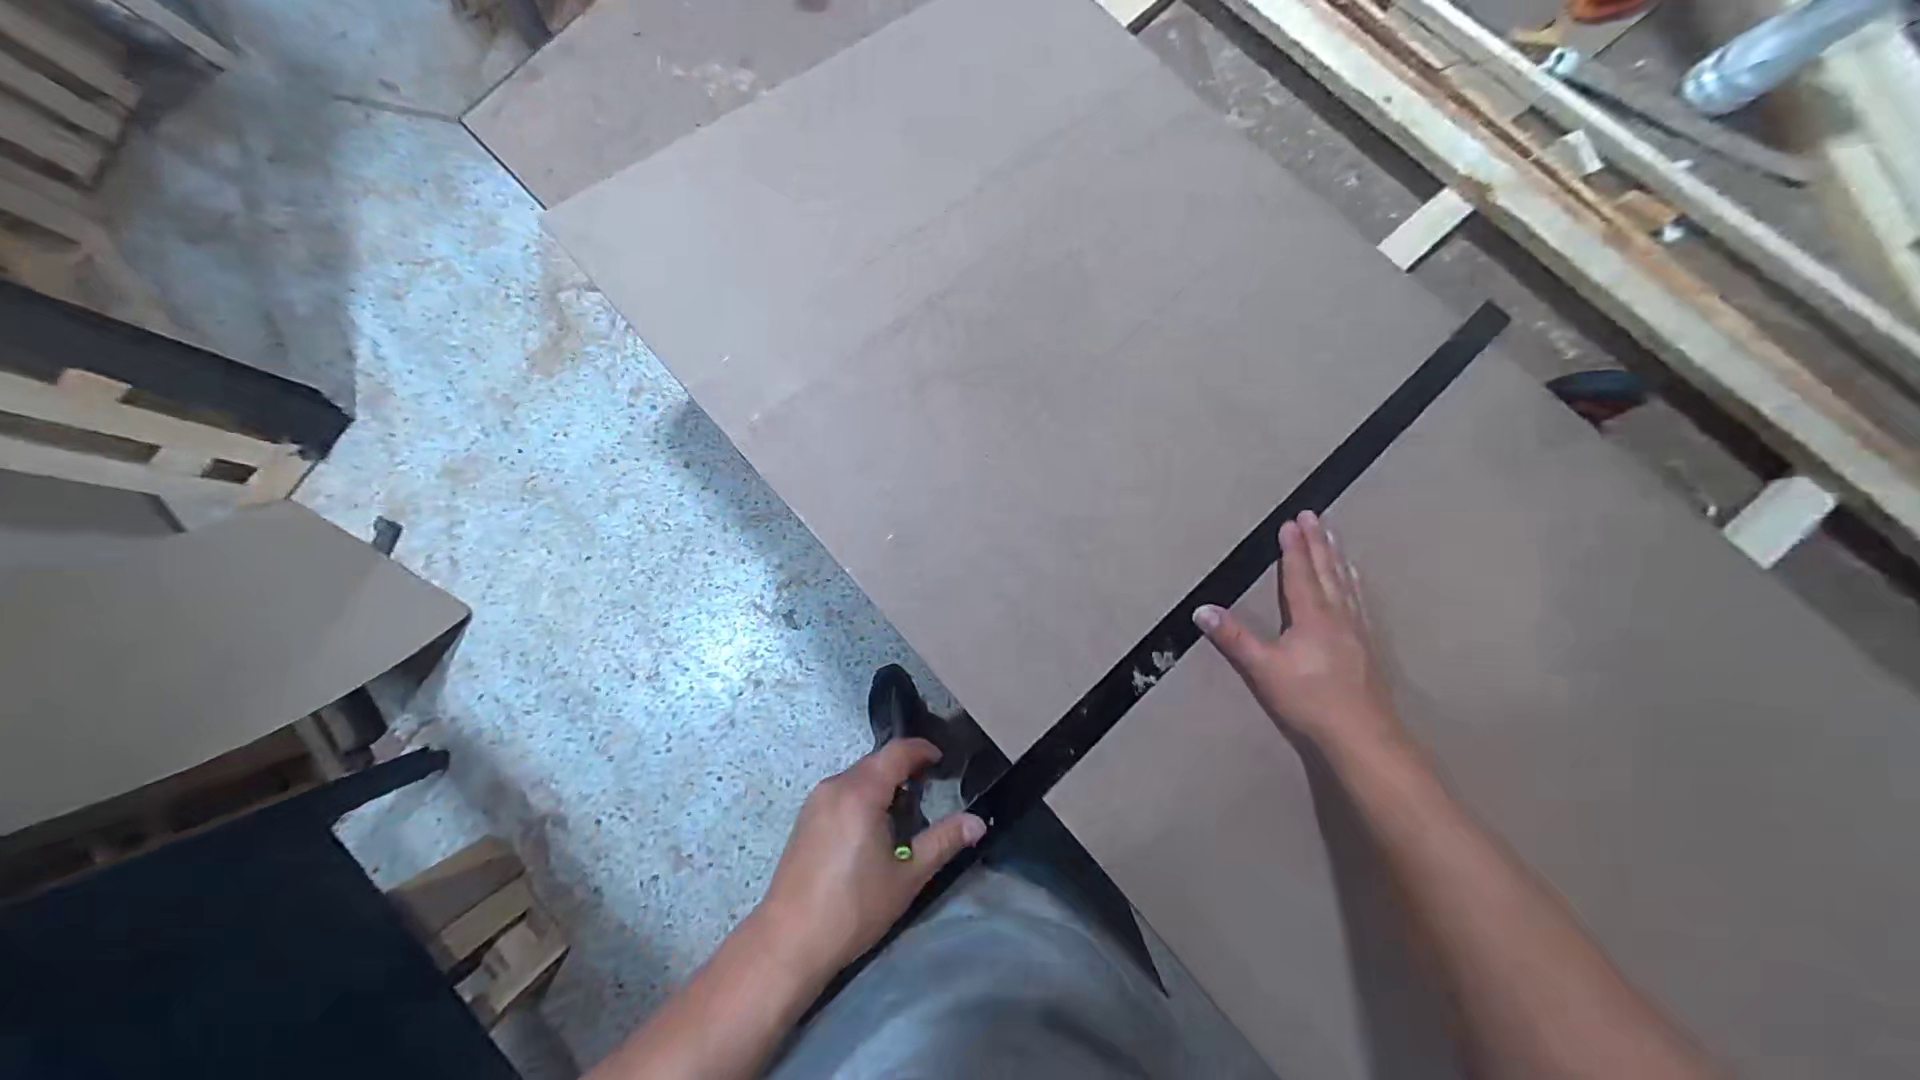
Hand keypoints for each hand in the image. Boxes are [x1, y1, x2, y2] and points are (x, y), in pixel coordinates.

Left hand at [753, 738, 984, 978]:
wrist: (789, 942)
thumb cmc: (853, 907)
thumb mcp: (907, 876)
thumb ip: (943, 841)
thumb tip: (977, 822)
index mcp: (860, 792)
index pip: (897, 751)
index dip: (923, 750)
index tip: (943, 761)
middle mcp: (835, 786)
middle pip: (876, 762)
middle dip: (905, 770)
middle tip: (930, 793)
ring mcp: (815, 802)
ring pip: (858, 778)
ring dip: (883, 786)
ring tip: (905, 817)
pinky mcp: (805, 820)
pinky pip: (842, 793)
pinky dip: (863, 799)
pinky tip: (872, 832)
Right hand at [1193, 511, 1402, 754]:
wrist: (1362, 734)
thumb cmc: (1308, 699)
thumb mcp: (1262, 668)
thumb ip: (1233, 638)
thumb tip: (1201, 610)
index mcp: (1312, 617)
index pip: (1299, 574)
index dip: (1293, 548)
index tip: (1290, 522)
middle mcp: (1337, 616)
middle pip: (1326, 571)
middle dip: (1317, 542)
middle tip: (1314, 516)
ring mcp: (1357, 630)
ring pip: (1345, 584)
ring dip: (1336, 558)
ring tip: (1334, 538)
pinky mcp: (1367, 646)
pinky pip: (1358, 601)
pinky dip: (1353, 584)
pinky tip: (1354, 584)